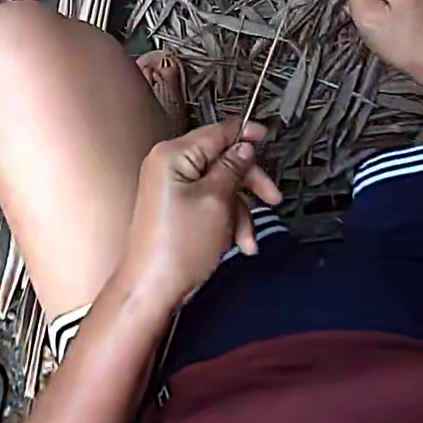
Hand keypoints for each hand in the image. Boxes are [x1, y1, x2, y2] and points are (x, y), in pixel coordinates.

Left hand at [117, 119, 282, 306]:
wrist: (151, 291)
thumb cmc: (176, 248)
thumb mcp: (216, 201)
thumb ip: (232, 168)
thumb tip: (244, 147)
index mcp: (173, 154)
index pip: (217, 131)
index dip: (245, 133)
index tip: (266, 135)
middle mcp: (169, 164)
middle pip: (222, 160)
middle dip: (249, 183)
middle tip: (272, 197)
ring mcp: (171, 186)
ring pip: (220, 185)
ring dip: (240, 210)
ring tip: (247, 239)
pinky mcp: (176, 207)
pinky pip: (210, 202)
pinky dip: (227, 220)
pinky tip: (237, 243)